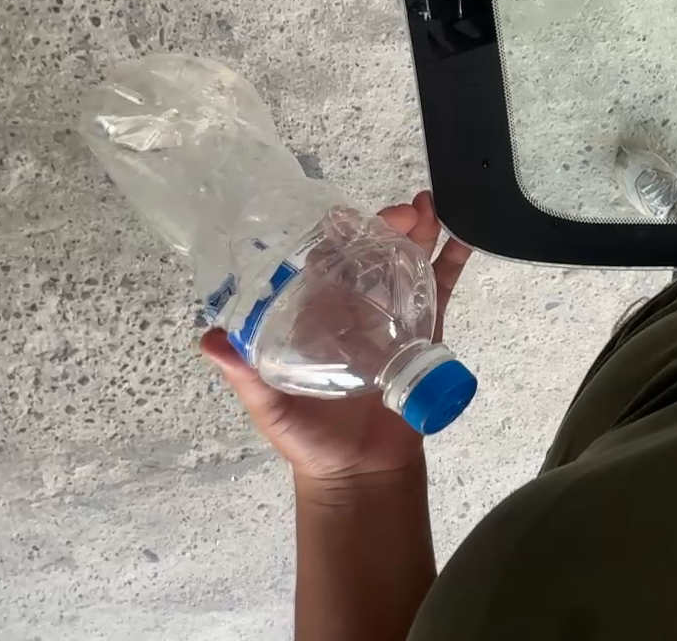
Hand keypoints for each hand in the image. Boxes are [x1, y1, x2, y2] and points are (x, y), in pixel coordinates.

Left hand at [201, 190, 470, 483]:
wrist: (362, 470)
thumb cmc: (311, 438)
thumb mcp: (270, 406)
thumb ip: (247, 374)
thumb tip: (211, 338)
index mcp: (320, 314)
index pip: (329, 260)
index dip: (341, 232)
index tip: (351, 215)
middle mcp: (359, 306)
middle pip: (377, 251)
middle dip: (392, 222)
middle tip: (410, 209)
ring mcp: (396, 314)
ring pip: (412, 261)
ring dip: (425, 230)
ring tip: (434, 206)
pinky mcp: (427, 329)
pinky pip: (442, 288)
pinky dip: (454, 261)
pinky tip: (466, 238)